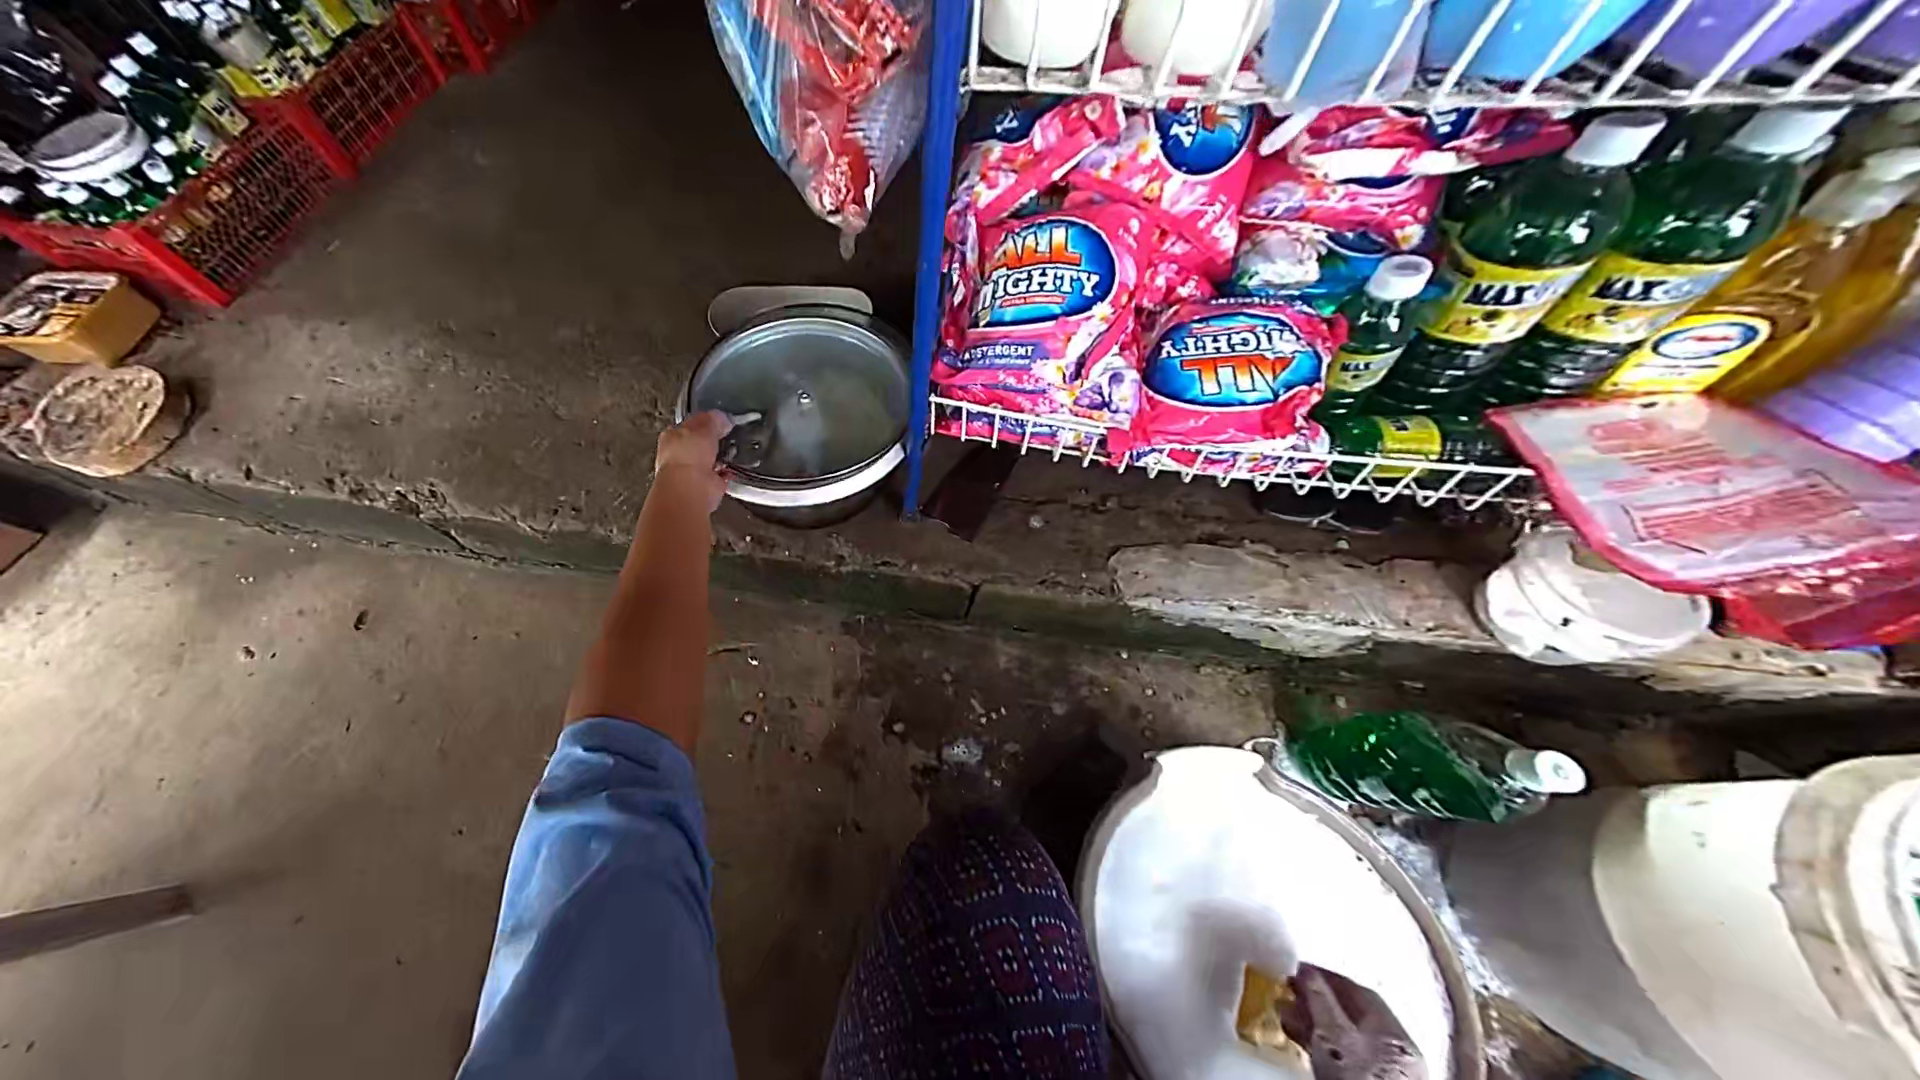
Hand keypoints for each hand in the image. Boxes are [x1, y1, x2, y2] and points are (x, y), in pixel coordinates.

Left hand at [654, 411, 732, 512]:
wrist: (691, 486)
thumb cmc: (687, 456)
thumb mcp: (704, 427)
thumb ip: (715, 420)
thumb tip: (724, 418)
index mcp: (674, 435)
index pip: (692, 423)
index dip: (709, 420)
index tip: (723, 420)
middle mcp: (681, 454)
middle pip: (703, 441)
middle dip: (717, 439)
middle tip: (728, 435)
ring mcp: (694, 470)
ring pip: (712, 458)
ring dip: (723, 455)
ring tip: (730, 451)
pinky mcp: (707, 484)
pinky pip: (721, 474)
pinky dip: (728, 471)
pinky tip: (731, 468)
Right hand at [1280, 964, 1426, 1079]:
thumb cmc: (1360, 1077)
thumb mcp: (1334, 1032)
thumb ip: (1320, 998)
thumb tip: (1307, 972)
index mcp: (1392, 1031)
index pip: (1358, 991)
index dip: (1327, 976)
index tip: (1300, 969)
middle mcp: (1392, 1049)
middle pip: (1349, 1013)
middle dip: (1316, 998)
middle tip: (1290, 989)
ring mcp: (1381, 1070)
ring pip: (1342, 1035)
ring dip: (1313, 1020)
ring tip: (1286, 1012)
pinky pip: (1339, 1053)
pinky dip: (1318, 1041)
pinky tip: (1299, 1037)